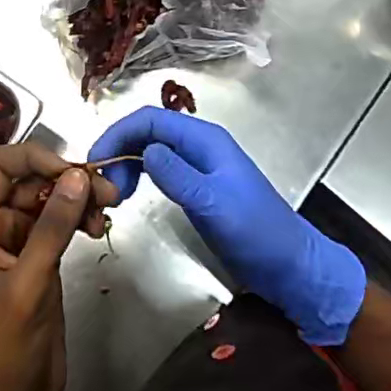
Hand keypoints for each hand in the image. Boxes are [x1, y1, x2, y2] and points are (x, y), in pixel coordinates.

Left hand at [0, 144, 116, 390]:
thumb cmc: (2, 351)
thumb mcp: (27, 287)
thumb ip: (50, 229)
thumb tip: (75, 176)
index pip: (0, 166)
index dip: (35, 158)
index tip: (73, 170)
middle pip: (28, 180)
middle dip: (65, 179)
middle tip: (108, 190)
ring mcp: (18, 243)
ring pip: (48, 201)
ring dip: (77, 199)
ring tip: (108, 210)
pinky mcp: (40, 262)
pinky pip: (59, 225)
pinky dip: (78, 220)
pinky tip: (97, 227)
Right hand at [88, 107, 364, 344]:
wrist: (293, 270)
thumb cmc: (259, 235)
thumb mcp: (215, 205)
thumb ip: (178, 176)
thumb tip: (144, 151)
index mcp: (203, 139)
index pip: (149, 120)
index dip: (118, 134)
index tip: (97, 160)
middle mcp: (197, 144)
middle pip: (145, 131)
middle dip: (118, 150)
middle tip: (103, 183)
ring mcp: (196, 164)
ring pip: (148, 149)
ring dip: (125, 164)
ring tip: (115, 193)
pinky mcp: (194, 184)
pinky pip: (156, 168)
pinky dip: (137, 175)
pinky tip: (129, 194)